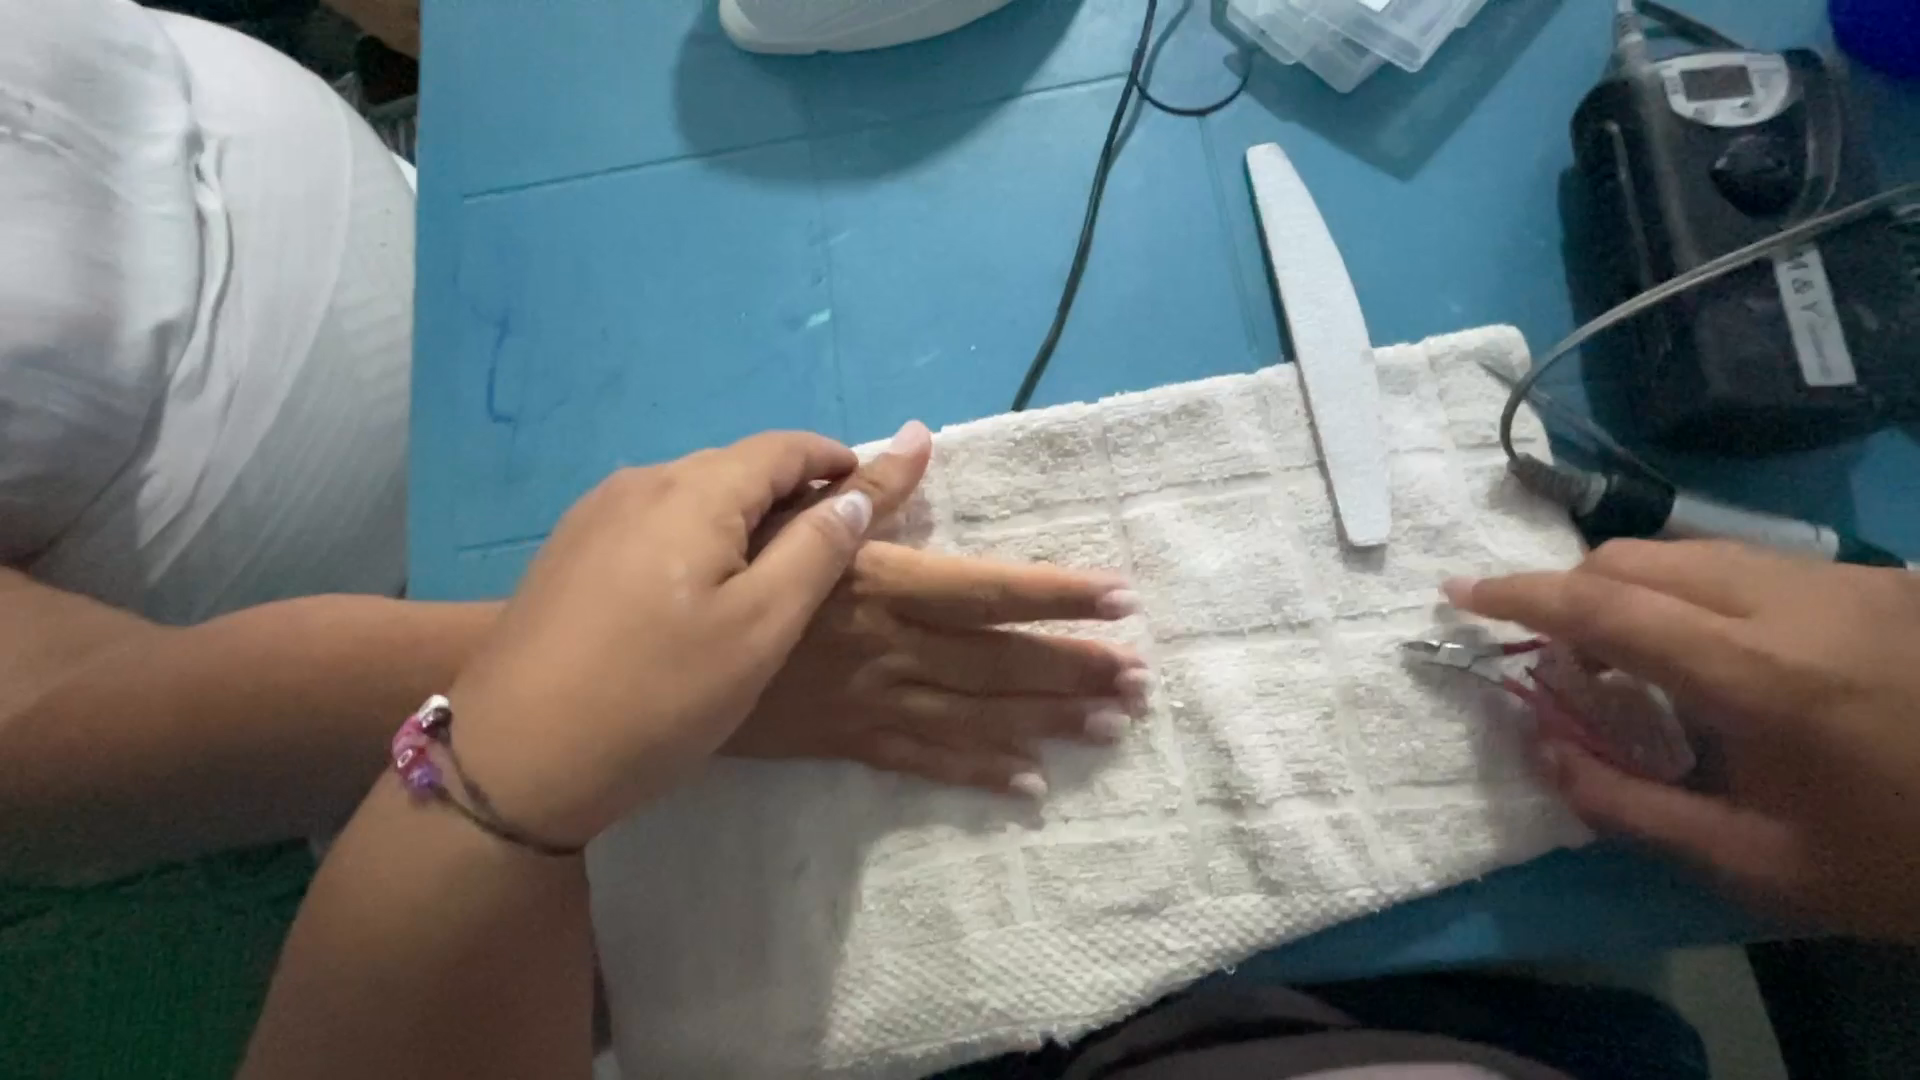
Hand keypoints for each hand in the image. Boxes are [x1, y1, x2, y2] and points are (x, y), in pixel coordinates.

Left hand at [445, 433, 873, 848]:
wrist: (513, 762)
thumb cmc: (661, 692)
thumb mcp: (762, 626)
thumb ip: (818, 549)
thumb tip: (859, 492)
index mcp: (695, 491)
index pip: (783, 447)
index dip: (836, 459)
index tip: (872, 487)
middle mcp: (641, 482)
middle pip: (737, 465)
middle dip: (793, 487)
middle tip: (831, 538)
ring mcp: (596, 514)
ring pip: (693, 492)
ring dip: (745, 512)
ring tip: (771, 564)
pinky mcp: (570, 550)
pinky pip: (655, 519)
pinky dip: (699, 532)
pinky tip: (700, 582)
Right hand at [729, 420, 1145, 796]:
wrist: (662, 656)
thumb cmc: (730, 571)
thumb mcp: (790, 517)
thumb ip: (867, 484)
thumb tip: (922, 434)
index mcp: (886, 582)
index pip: (991, 590)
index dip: (1059, 595)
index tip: (1122, 601)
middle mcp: (894, 644)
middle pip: (1000, 660)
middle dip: (1074, 668)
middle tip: (1141, 681)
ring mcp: (876, 700)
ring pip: (977, 716)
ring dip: (1048, 722)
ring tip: (1112, 727)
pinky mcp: (852, 741)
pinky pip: (925, 762)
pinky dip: (979, 774)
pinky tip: (1030, 785)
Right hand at [1448, 539, 1919, 941]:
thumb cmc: (1918, 862)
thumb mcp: (1764, 864)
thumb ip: (1629, 806)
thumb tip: (1536, 748)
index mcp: (1766, 676)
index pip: (1604, 607)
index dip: (1517, 596)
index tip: (1456, 593)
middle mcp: (1802, 605)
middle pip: (1636, 559)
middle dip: (1570, 591)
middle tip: (1561, 654)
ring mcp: (1853, 583)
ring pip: (1690, 550)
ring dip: (1630, 588)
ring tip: (1635, 654)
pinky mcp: (1886, 581)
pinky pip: (1748, 563)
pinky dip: (1693, 590)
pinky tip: (1721, 649)